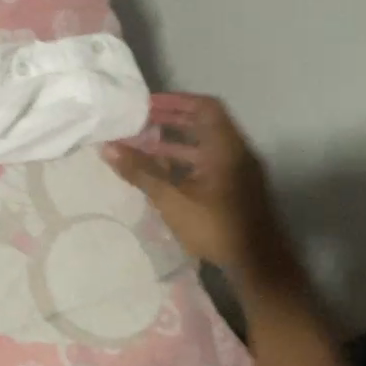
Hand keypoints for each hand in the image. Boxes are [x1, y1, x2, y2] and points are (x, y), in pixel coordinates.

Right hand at [104, 93, 297, 285]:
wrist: (257, 264)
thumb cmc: (215, 226)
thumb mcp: (172, 198)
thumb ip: (141, 171)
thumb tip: (108, 148)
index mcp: (226, 148)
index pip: (205, 107)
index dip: (176, 101)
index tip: (147, 105)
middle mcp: (235, 153)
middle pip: (203, 124)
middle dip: (170, 121)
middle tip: (138, 123)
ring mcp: (237, 172)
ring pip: (203, 147)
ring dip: (172, 143)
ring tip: (140, 148)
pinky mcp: (234, 189)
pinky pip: (206, 163)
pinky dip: (182, 162)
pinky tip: (159, 174)